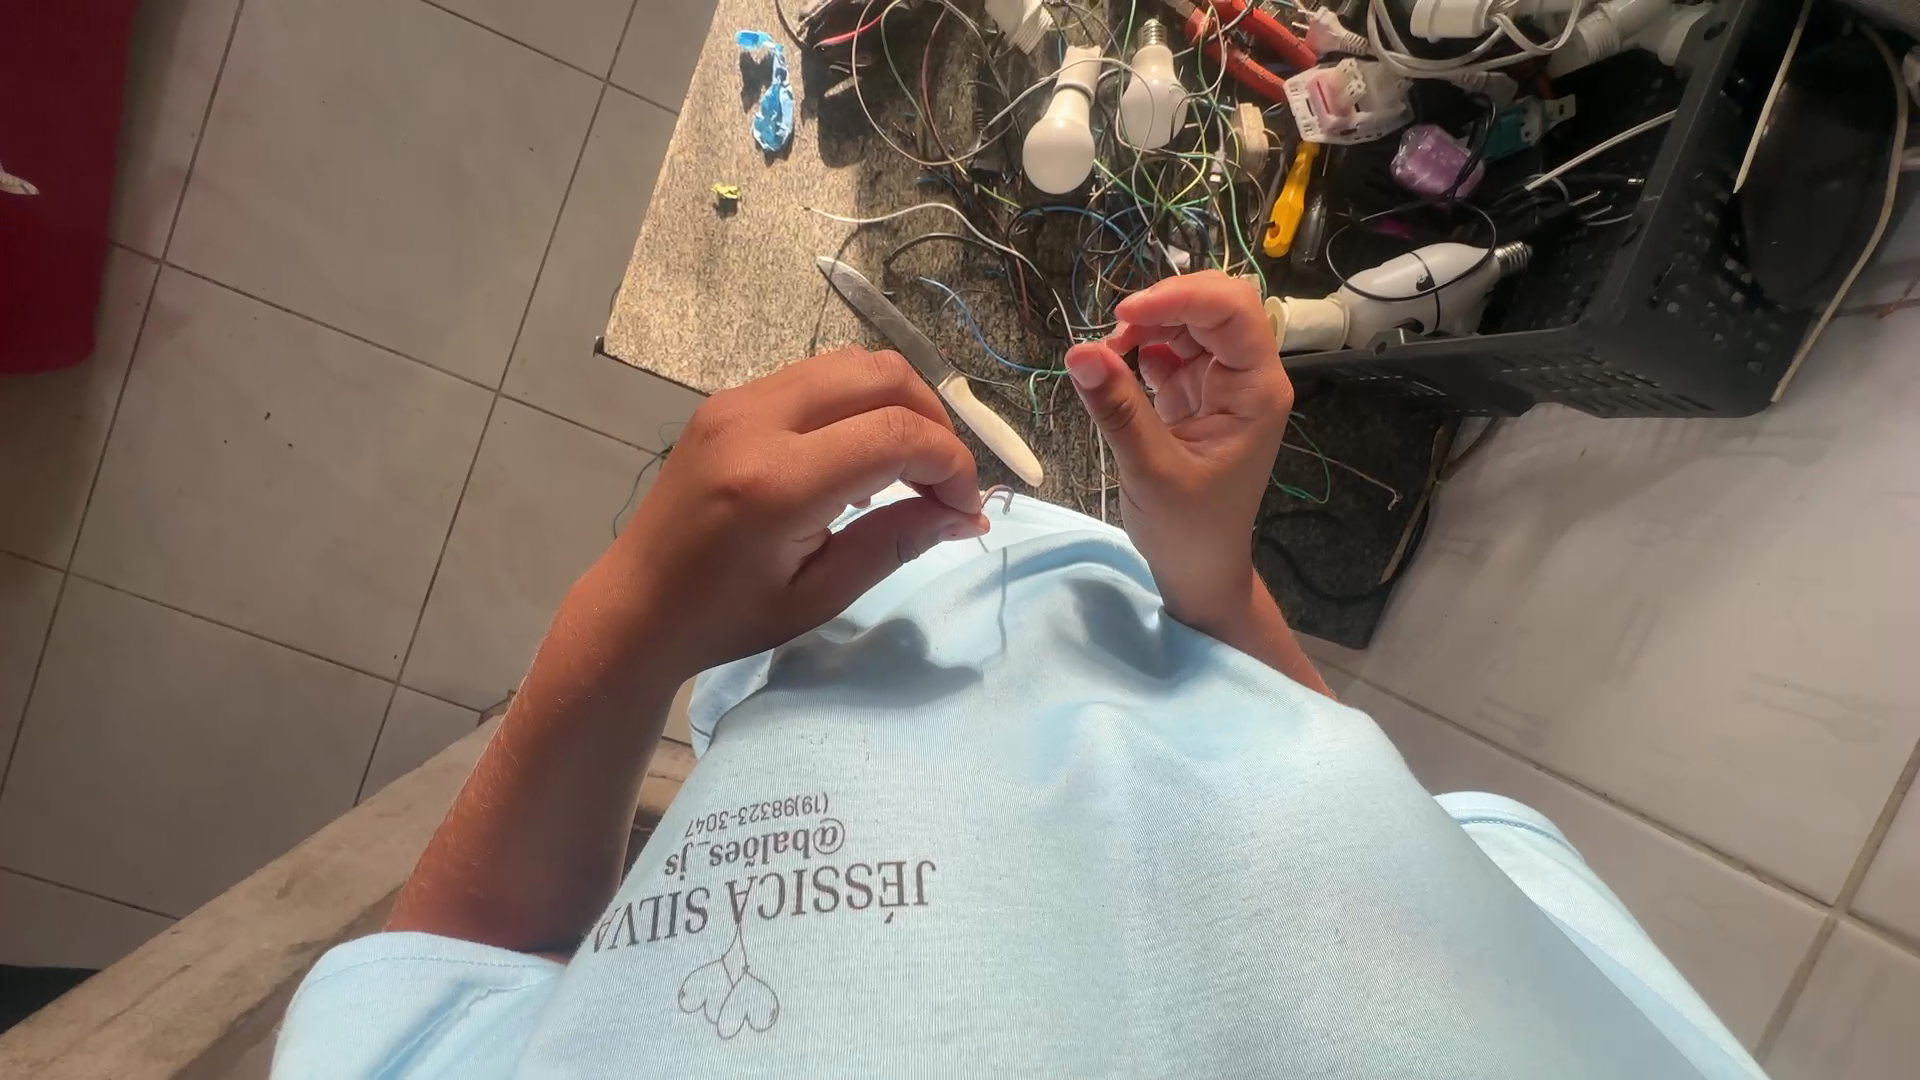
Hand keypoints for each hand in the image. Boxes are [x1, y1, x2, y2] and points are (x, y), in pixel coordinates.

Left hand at [604, 348, 989, 680]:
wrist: (636, 605)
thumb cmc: (726, 617)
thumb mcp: (821, 594)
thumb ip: (897, 542)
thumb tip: (965, 515)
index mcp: (776, 483)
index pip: (895, 434)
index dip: (950, 464)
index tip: (964, 507)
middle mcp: (755, 420)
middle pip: (880, 375)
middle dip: (934, 422)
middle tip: (945, 481)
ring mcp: (736, 400)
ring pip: (852, 365)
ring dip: (900, 407)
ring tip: (909, 469)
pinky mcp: (730, 399)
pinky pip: (819, 378)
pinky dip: (861, 406)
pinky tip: (860, 459)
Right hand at [1065, 271, 1292, 632]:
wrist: (1198, 568)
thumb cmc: (1187, 529)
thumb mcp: (1150, 470)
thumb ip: (1118, 410)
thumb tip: (1078, 352)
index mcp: (1256, 391)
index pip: (1232, 311)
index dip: (1180, 297)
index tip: (1123, 316)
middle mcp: (1244, 378)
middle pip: (1214, 307)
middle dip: (1162, 307)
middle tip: (1112, 338)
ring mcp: (1219, 385)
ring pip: (1189, 324)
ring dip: (1146, 327)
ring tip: (1106, 358)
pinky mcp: (1194, 397)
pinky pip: (1170, 353)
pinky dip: (1140, 350)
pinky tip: (1115, 369)